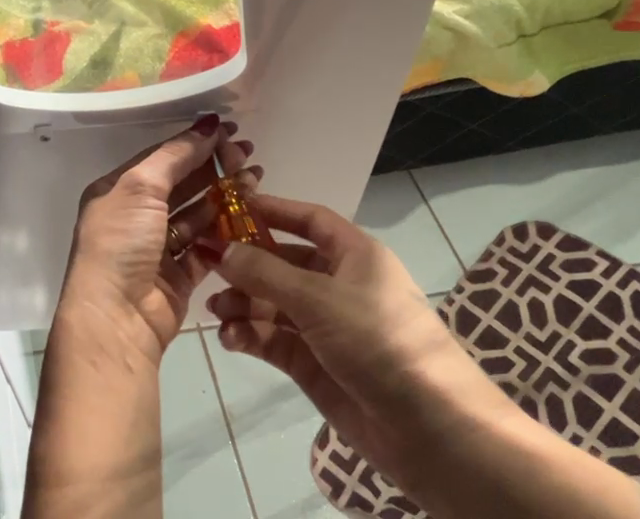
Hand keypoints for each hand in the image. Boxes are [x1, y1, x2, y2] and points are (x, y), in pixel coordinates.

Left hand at [59, 114, 260, 363]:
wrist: (116, 316)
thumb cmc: (120, 241)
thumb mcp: (139, 187)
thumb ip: (174, 155)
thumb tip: (207, 124)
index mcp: (116, 190)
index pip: (160, 158)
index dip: (193, 143)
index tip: (228, 130)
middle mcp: (134, 216)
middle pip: (181, 184)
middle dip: (214, 168)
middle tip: (249, 154)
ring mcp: (157, 248)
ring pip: (197, 214)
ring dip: (224, 196)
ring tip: (258, 178)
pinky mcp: (179, 276)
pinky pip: (206, 246)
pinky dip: (226, 232)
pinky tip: (252, 215)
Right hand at [207, 196, 509, 483]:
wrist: (434, 432)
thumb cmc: (381, 342)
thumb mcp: (318, 298)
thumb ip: (263, 271)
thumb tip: (218, 247)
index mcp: (354, 255)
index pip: (308, 219)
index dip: (270, 210)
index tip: (224, 207)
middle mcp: (339, 284)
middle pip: (281, 262)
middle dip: (244, 264)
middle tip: (206, 267)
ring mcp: (326, 326)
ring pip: (272, 302)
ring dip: (242, 303)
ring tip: (217, 312)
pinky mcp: (315, 364)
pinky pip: (273, 339)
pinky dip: (250, 335)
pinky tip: (231, 339)